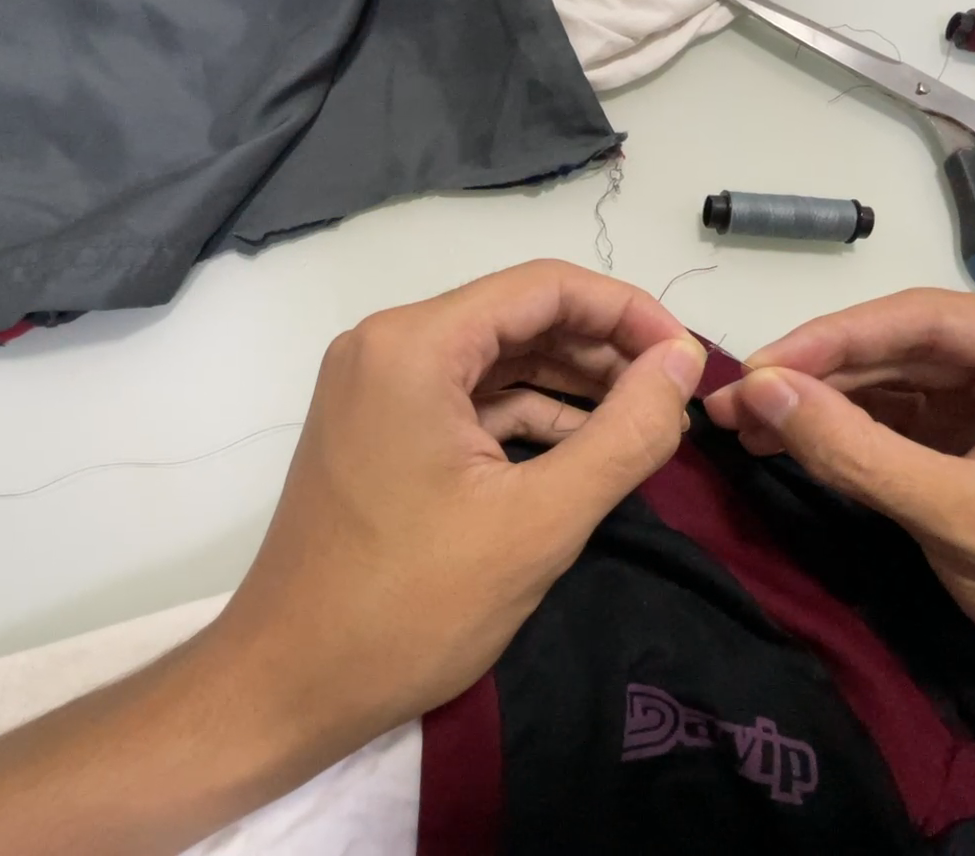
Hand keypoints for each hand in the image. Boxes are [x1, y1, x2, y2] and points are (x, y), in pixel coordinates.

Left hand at [198, 260, 706, 766]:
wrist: (288, 686)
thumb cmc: (410, 606)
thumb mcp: (539, 522)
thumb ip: (624, 434)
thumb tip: (681, 362)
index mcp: (415, 344)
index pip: (545, 287)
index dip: (627, 312)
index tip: (686, 358)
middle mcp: (389, 343)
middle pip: (520, 317)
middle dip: (603, 350)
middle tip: (671, 397)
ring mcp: (380, 384)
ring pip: (498, 358)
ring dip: (571, 383)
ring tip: (642, 422)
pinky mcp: (382, 424)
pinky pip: (470, 398)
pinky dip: (528, 415)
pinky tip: (581, 445)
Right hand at [702, 288, 974, 707]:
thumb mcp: (957, 517)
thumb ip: (853, 450)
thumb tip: (756, 390)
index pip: (929, 319)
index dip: (831, 341)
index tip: (754, 369)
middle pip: (906, 344)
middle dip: (817, 374)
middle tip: (737, 400)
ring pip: (895, 376)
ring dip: (821, 400)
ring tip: (745, 421)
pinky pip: (902, 411)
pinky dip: (845, 427)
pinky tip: (788, 437)